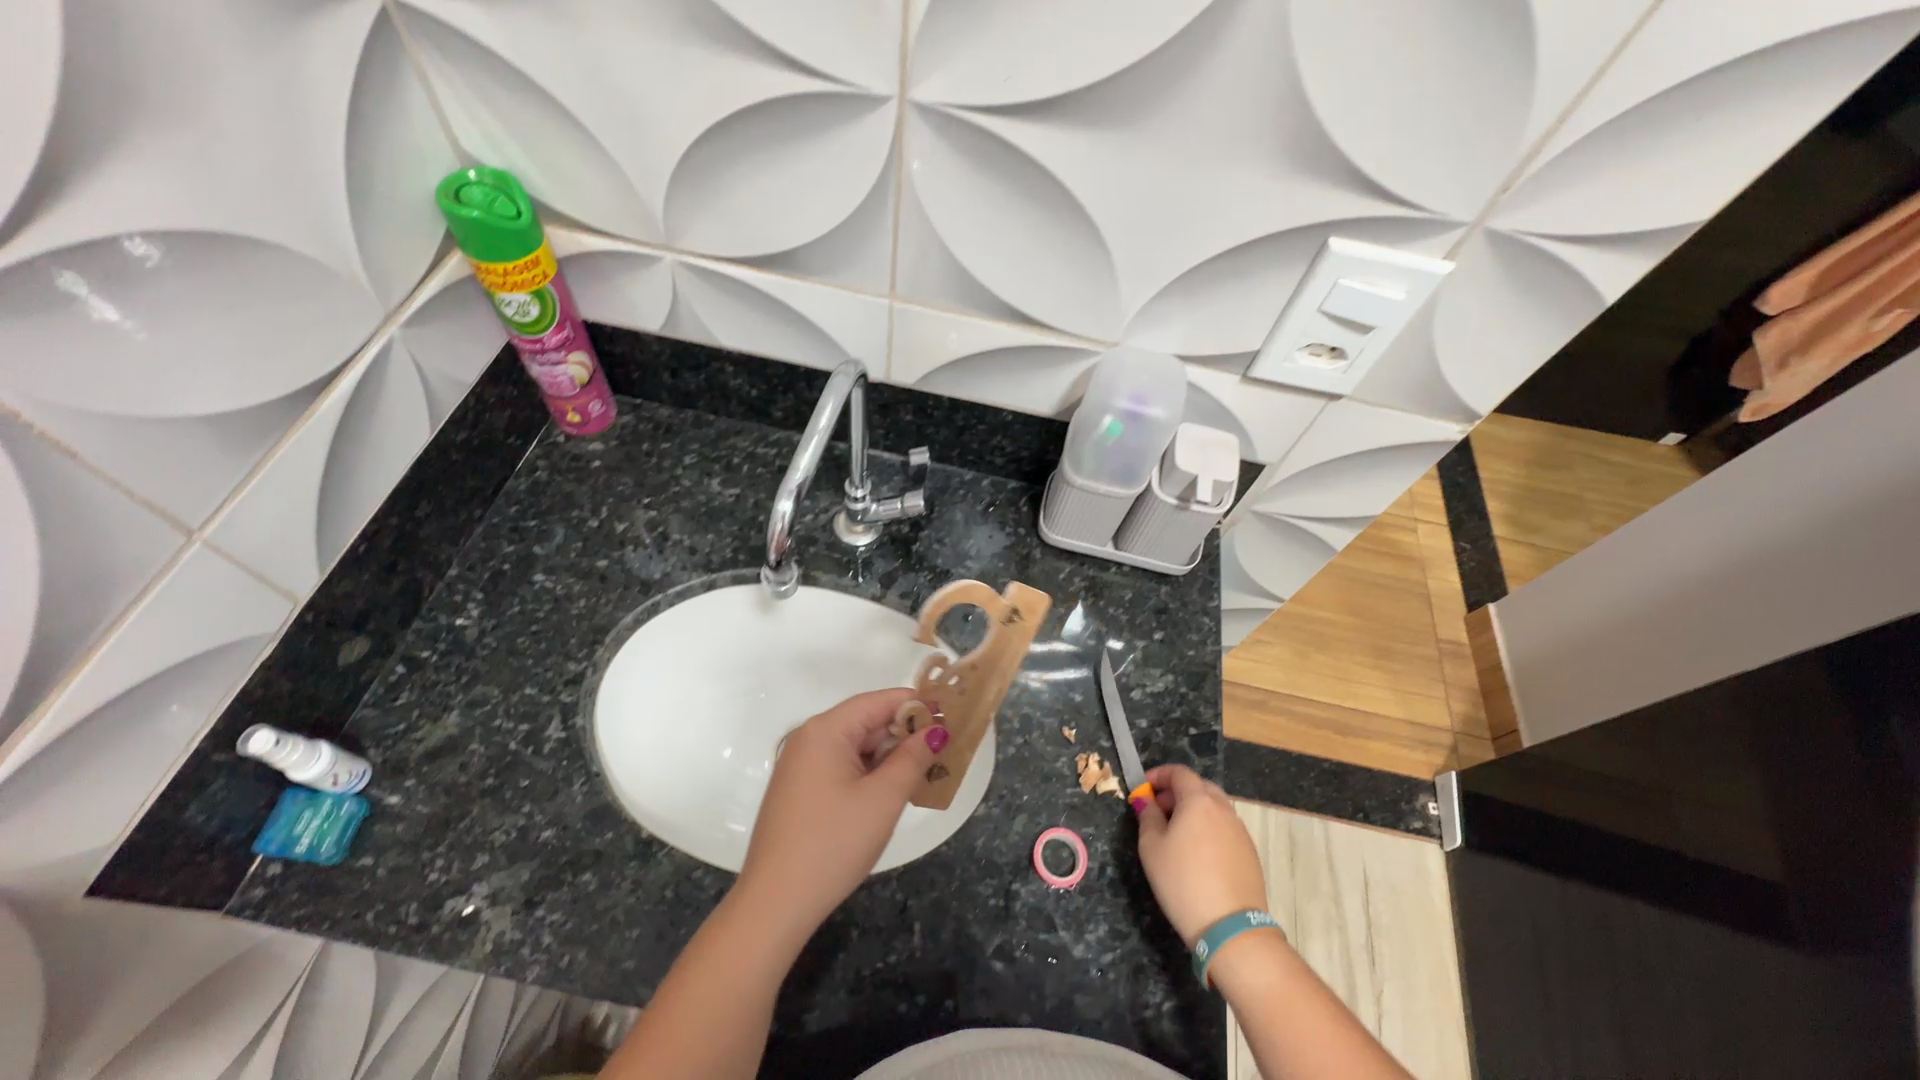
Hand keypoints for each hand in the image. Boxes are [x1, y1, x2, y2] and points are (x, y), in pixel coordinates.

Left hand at [734, 688, 946, 943]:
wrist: (776, 901)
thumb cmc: (834, 843)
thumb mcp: (883, 799)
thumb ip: (912, 758)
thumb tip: (935, 730)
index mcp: (825, 730)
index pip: (879, 701)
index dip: (917, 704)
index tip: (952, 716)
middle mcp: (809, 739)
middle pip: (866, 721)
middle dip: (906, 733)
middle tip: (947, 749)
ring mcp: (801, 766)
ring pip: (856, 747)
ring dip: (891, 756)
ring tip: (929, 772)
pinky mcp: (800, 791)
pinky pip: (842, 767)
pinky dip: (871, 773)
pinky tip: (895, 791)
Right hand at [1133, 764, 1268, 944]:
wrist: (1230, 925)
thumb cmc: (1181, 880)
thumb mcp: (1152, 848)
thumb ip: (1148, 817)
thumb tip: (1147, 801)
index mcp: (1199, 801)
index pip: (1180, 773)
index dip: (1159, 775)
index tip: (1143, 788)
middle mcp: (1223, 809)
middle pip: (1200, 787)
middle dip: (1177, 792)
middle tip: (1158, 810)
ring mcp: (1240, 830)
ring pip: (1215, 808)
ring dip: (1194, 811)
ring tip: (1176, 834)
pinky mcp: (1250, 852)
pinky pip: (1225, 828)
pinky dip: (1209, 829)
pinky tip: (1198, 855)